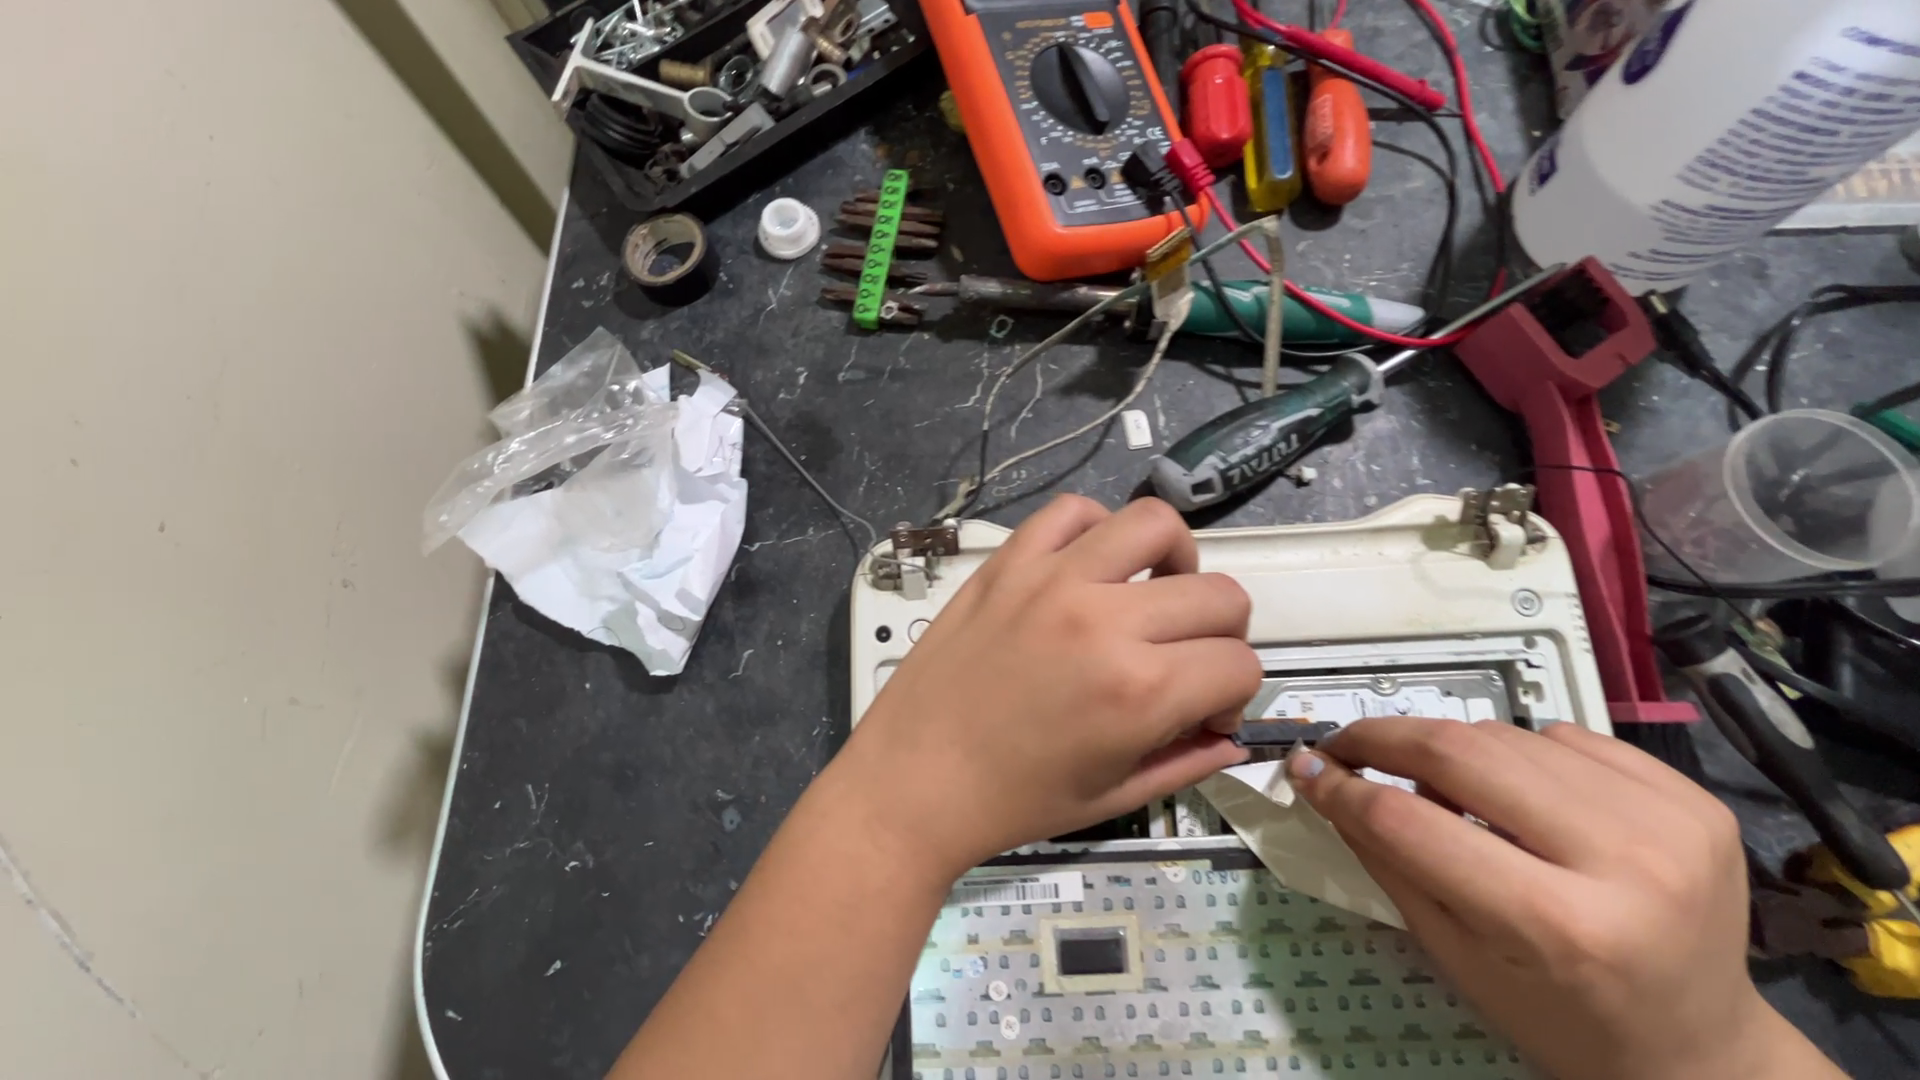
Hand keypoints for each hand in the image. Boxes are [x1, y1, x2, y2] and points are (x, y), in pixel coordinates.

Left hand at [835, 495, 1261, 879]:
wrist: (913, 780)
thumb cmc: (1012, 801)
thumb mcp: (1115, 797)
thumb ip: (1189, 760)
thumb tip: (1231, 730)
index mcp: (1140, 691)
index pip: (1242, 664)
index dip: (1235, 694)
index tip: (1201, 713)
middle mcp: (1106, 621)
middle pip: (1220, 593)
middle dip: (1222, 635)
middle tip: (1183, 661)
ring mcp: (1052, 579)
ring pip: (1156, 524)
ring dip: (1176, 561)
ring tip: (1149, 595)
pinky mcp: (1008, 561)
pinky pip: (1071, 511)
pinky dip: (1097, 530)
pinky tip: (1089, 566)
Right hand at [1285, 717, 1842, 1079]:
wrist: (1702, 1049)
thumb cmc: (1558, 1017)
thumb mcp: (1453, 954)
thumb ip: (1384, 857)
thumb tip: (1321, 778)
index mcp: (1558, 926)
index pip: (1412, 824)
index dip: (1343, 789)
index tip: (1305, 767)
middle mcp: (1625, 862)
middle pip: (1463, 753)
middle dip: (1384, 739)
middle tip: (1347, 747)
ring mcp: (1670, 820)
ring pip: (1508, 734)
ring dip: (1450, 748)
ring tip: (1438, 784)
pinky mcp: (1694, 798)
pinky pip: (1565, 736)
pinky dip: (1519, 753)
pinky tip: (1518, 795)